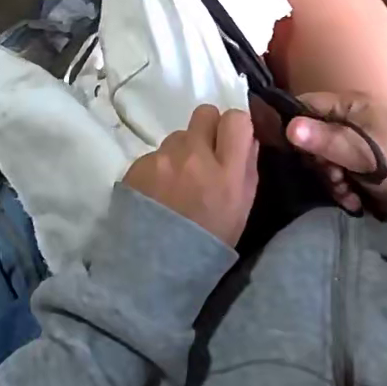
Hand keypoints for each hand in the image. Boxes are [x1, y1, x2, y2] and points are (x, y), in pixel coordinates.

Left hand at [122, 105, 259, 247]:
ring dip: (181, 151)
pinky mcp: (137, 165)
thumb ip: (248, 170)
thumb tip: (249, 139)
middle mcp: (195, 157)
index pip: (235, 118)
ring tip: (177, 183)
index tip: (231, 140)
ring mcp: (163, 159)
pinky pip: (154, 154)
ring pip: (177, 135)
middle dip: (207, 129)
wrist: (153, 271)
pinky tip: (157, 194)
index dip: (234, 126)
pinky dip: (158, 168)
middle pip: (204, 113)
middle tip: (204, 154)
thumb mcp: (242, 211)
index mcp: (226, 172)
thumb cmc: (207, 244)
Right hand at [284, 92, 386, 216]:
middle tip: (333, 174)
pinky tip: (353, 199)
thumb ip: (324, 139)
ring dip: (331, 179)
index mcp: (348, 105)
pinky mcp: (354, 164)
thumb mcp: (357, 150)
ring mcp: (351, 143)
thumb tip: (289, 128)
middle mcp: (347, 120)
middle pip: (311, 136)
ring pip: (322, 159)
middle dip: (320, 161)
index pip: (306, 104)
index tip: (297, 148)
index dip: (296, 124)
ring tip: (346, 189)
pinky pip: (334, 173)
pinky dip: (341, 188)